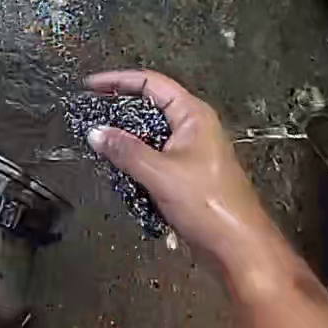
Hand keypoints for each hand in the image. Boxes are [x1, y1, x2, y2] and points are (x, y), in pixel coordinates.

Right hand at [83, 70, 283, 271]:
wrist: (237, 246)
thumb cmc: (208, 204)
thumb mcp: (160, 173)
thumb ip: (125, 150)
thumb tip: (95, 132)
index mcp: (193, 114)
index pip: (150, 83)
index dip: (118, 80)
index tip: (91, 86)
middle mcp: (192, 126)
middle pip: (149, 105)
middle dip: (118, 109)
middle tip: (89, 113)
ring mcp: (190, 150)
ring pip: (149, 133)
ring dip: (125, 137)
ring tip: (98, 141)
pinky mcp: (185, 172)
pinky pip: (153, 155)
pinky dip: (134, 159)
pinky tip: (117, 168)